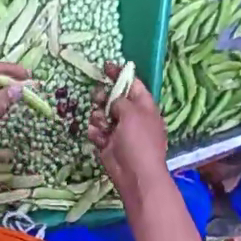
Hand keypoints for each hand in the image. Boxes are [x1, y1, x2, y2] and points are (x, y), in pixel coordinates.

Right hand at [87, 63, 169, 206]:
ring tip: (101, 124)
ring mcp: (119, 131)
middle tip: (98, 99)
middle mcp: (132, 116)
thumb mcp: (132, 113)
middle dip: (104, 98)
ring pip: (101, 115)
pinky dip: (96, 133)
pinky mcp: (108, 144)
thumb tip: (113, 99)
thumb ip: (121, 100)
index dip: (119, 75)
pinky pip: (97, 131)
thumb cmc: (139, 141)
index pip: (132, 84)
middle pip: (113, 99)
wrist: (134, 173)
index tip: (106, 66)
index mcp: (144, 106)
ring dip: (98, 117)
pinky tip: (99, 138)